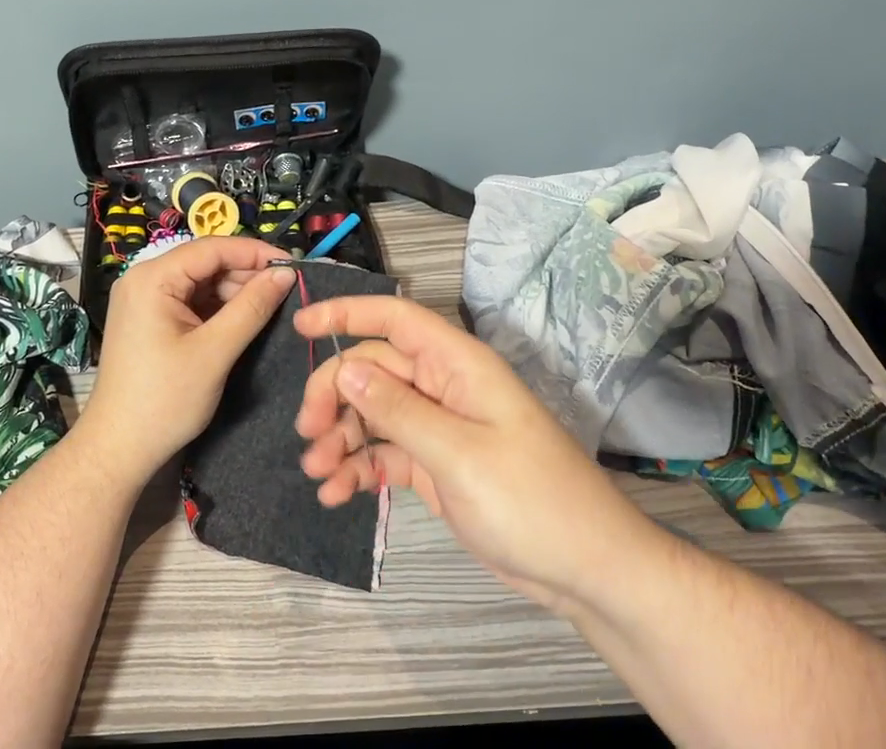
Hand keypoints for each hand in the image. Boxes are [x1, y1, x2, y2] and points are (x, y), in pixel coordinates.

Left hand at [77, 237, 298, 485]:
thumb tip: (285, 273)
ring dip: (235, 293)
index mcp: (152, 278)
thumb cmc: (165, 399)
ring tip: (273, 308)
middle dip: (246, 274)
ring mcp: (144, 300)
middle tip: (288, 292)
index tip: (294, 264)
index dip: (255, 253)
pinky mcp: (149, 320)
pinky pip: (190, 302)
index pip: (211, 248)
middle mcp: (143, 279)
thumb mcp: (215, 351)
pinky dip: (218, 309)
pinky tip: (245, 320)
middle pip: (205, 263)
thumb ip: (252, 308)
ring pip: (200, 283)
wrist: (120, 445)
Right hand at [294, 295, 663, 613]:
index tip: (299, 326)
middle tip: (307, 433)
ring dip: (339, 439)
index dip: (346, 314)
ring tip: (318, 474)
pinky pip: (383, 453)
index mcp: (458, 367)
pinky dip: (357, 469)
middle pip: (372, 370)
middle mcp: (443, 388)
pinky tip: (337, 494)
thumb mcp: (458, 454)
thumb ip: (397, 409)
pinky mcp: (433, 465)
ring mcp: (438, 428)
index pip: (395, 319)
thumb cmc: (532, 501)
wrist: (586, 571)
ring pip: (371, 414)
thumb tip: (345, 368)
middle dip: (333, 396)